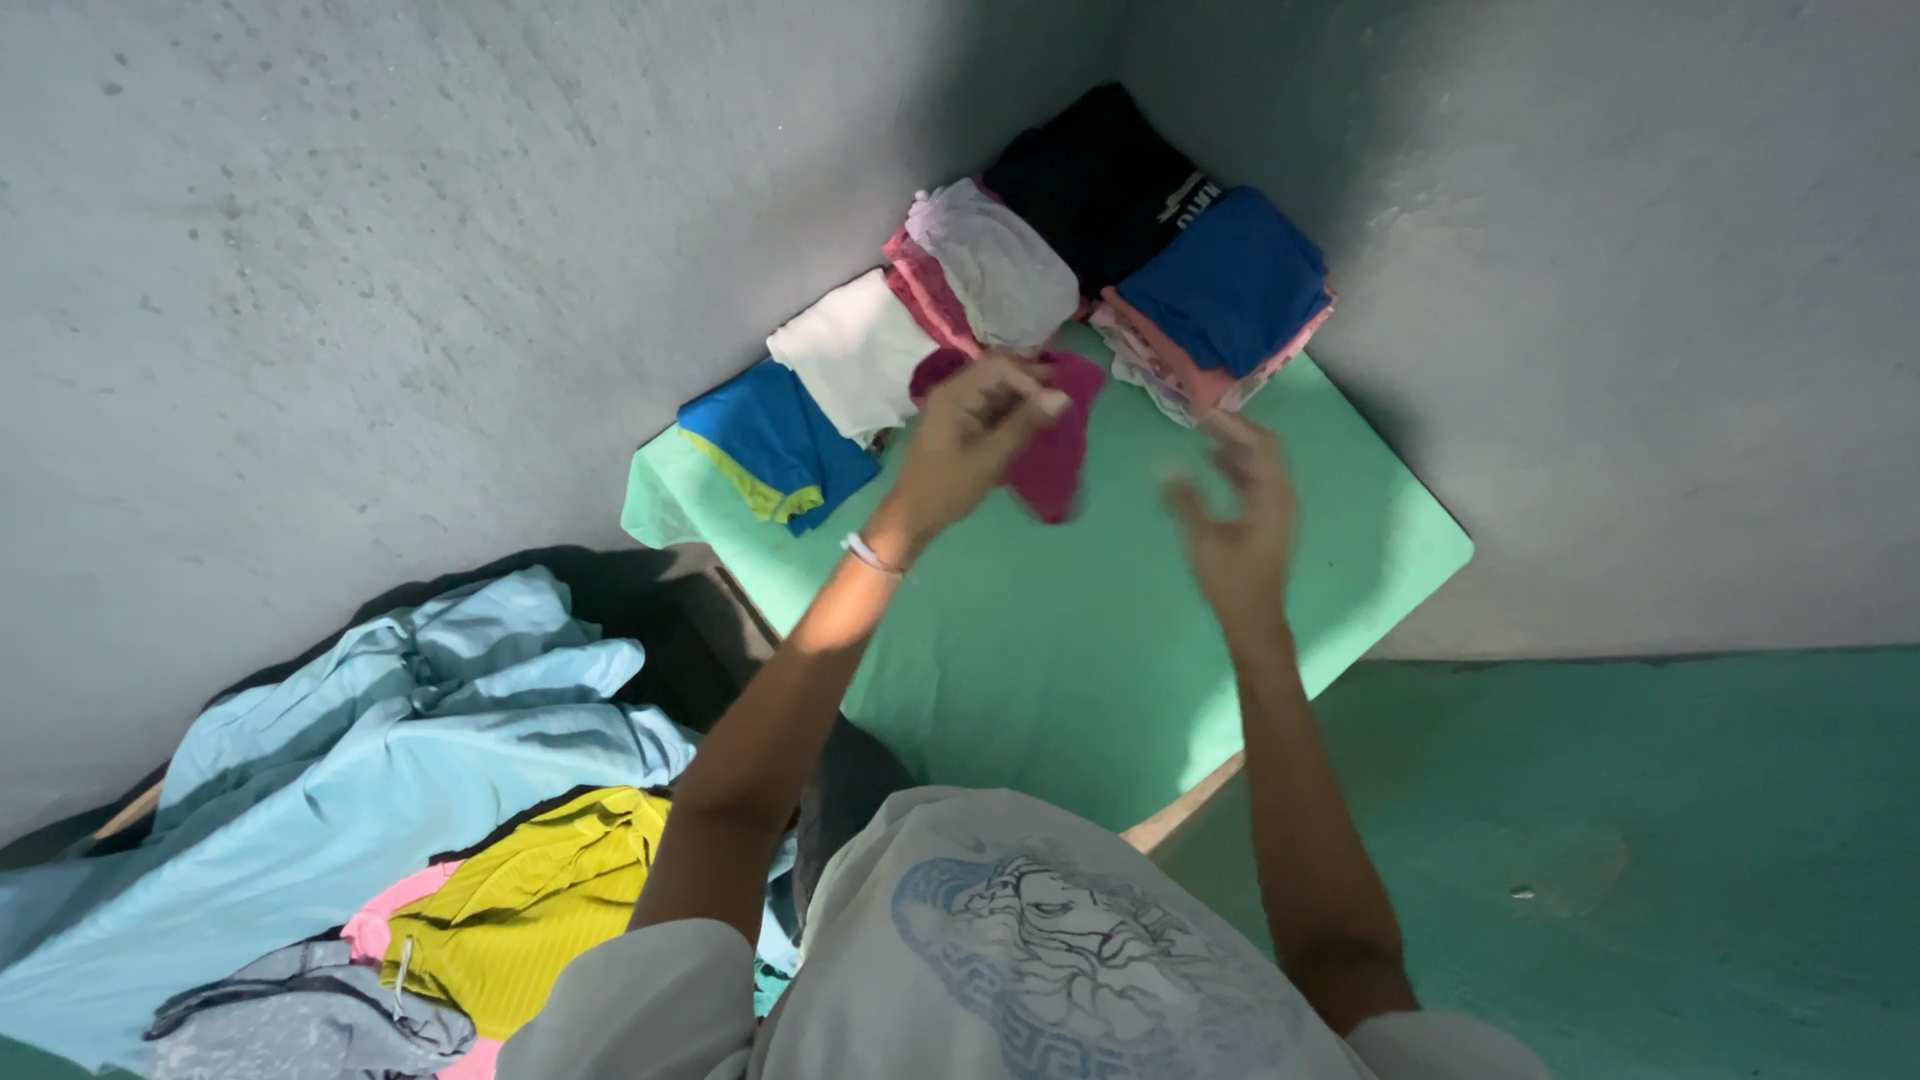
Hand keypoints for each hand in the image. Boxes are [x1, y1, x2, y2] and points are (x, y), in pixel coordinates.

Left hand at [866, 350, 1070, 564]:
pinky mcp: (961, 423)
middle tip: (1065, 395)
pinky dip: (1013, 410)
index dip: (1030, 377)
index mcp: (954, 394)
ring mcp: (956, 407)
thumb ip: (1025, 424)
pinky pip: (991, 406)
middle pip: (998, 371)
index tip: (1054, 402)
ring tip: (1055, 409)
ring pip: (997, 388)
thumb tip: (1062, 396)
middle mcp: (954, 391)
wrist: (913, 516)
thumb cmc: (949, 487)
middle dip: (1031, 380)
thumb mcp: (991, 457)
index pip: (999, 366)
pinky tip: (1034, 421)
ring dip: (1024, 395)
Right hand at [1163, 410, 1299, 639]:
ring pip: (1259, 464)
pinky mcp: (1268, 519)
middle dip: (1233, 430)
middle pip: (1263, 449)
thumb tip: (1165, 465)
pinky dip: (1235, 467)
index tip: (1201, 413)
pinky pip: (1254, 480)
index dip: (1232, 424)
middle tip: (1200, 418)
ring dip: (1233, 447)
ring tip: (1202, 434)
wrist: (1254, 620)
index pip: (1259, 444)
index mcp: (1273, 497)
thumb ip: (1185, 500)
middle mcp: (1282, 496)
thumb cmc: (1230, 582)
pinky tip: (1211, 464)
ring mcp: (1277, 508)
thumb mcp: (1203, 540)